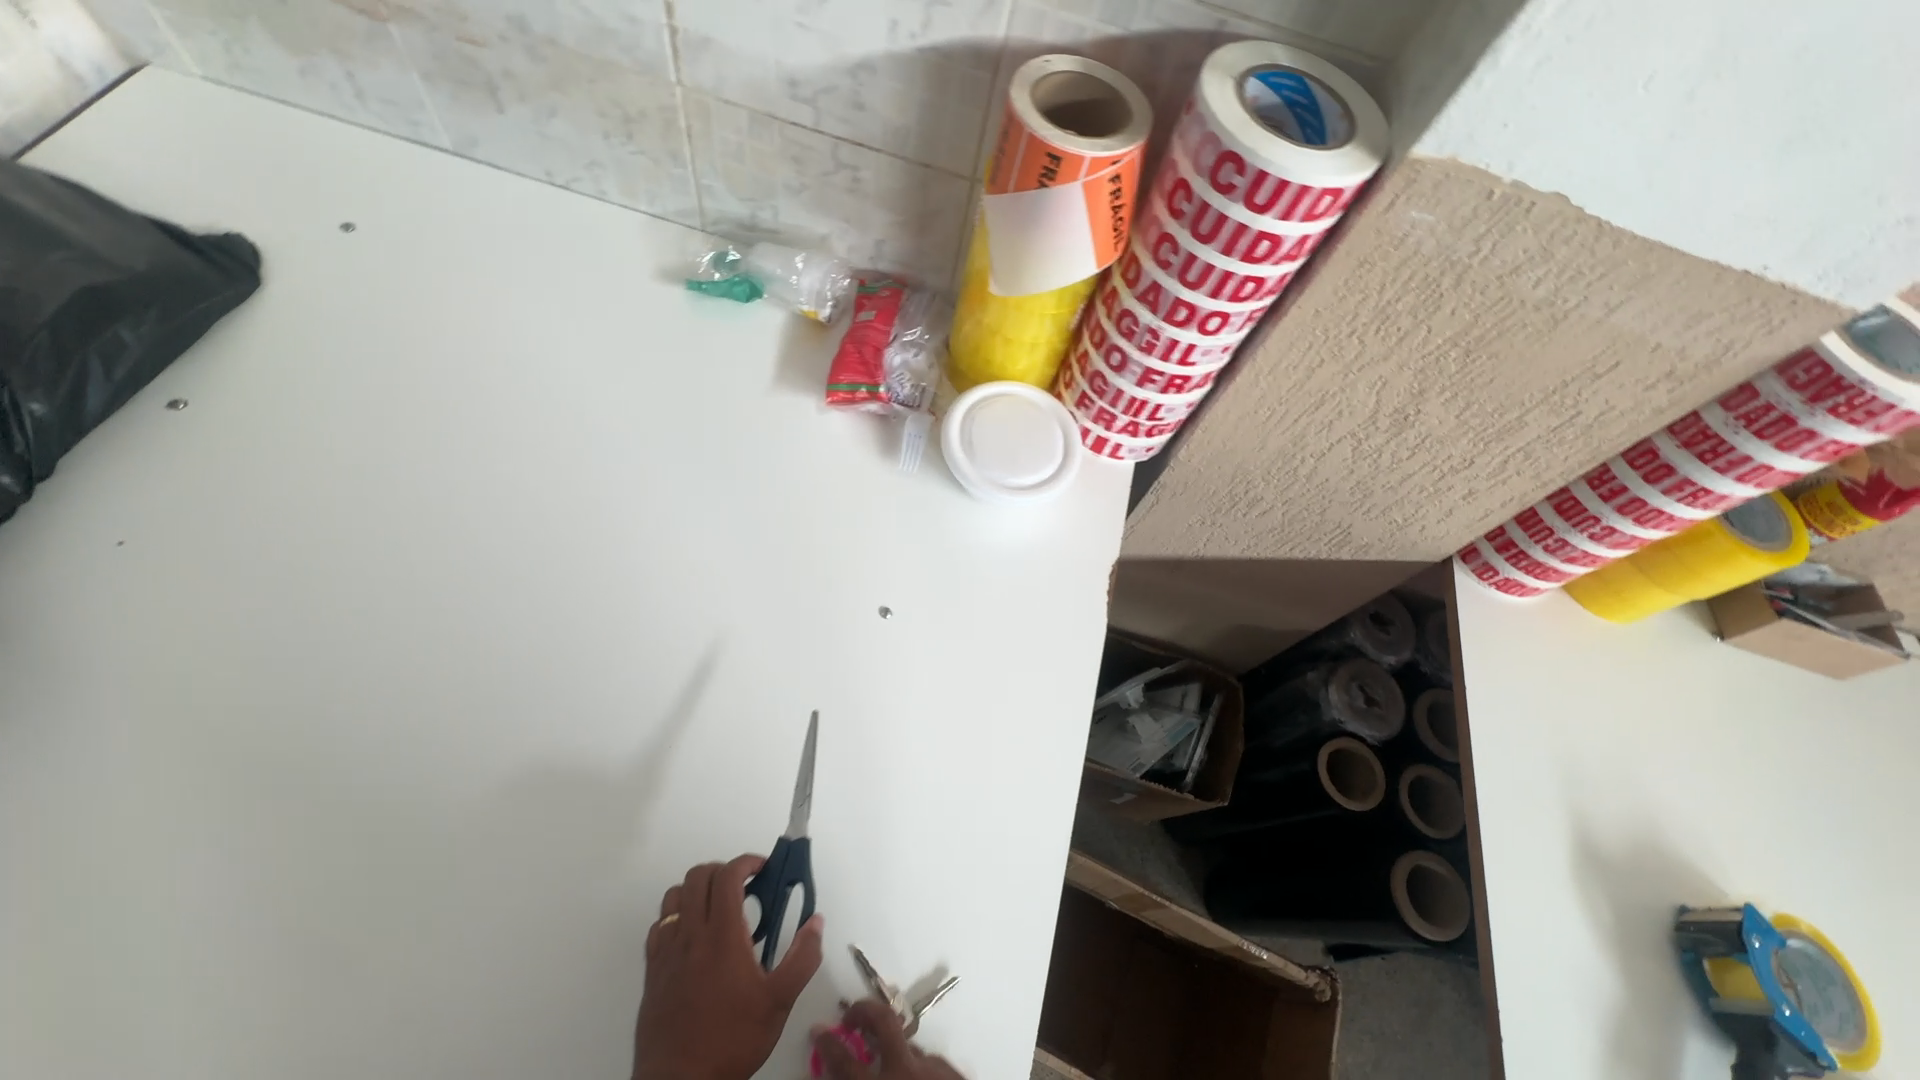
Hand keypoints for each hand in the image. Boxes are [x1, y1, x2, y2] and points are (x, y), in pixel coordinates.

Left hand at [632, 855, 824, 1079]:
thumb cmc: (732, 1039)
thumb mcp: (780, 1002)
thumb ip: (802, 958)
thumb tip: (816, 922)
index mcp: (723, 936)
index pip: (728, 877)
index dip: (746, 862)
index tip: (763, 870)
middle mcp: (691, 935)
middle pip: (698, 877)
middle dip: (723, 870)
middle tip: (746, 888)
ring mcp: (667, 952)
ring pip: (674, 897)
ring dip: (697, 890)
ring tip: (719, 909)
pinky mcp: (652, 970)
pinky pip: (660, 926)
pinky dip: (677, 917)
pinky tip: (694, 938)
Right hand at [811, 999, 968, 1079]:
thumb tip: (838, 1077)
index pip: (843, 1061)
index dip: (827, 1045)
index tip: (819, 1034)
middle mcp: (907, 1073)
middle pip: (883, 1022)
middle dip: (864, 1011)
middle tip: (851, 1016)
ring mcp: (935, 1071)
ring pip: (910, 1047)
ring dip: (895, 1053)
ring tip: (887, 1069)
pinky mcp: (955, 1077)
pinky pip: (932, 1066)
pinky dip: (919, 1072)